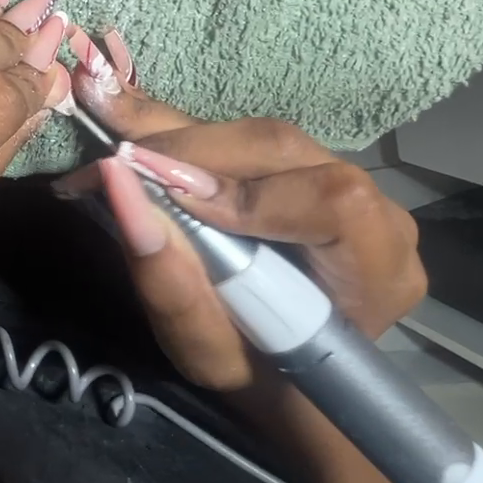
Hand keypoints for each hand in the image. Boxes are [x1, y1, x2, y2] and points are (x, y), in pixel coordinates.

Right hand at [61, 41, 426, 390]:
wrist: (277, 369)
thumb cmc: (251, 371)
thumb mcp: (204, 350)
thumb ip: (168, 277)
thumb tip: (116, 185)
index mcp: (375, 270)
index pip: (333, 202)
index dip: (248, 191)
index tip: (171, 196)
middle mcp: (373, 212)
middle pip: (280, 149)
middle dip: (189, 149)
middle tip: (115, 160)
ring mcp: (336, 178)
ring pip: (251, 133)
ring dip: (172, 131)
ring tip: (107, 125)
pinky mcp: (295, 164)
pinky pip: (233, 132)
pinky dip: (171, 124)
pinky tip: (120, 110)